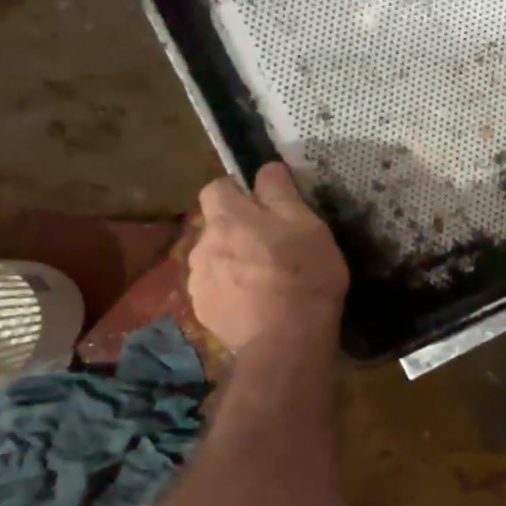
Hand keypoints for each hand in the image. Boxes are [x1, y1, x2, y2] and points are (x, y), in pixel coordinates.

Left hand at [189, 163, 348, 353]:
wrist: (285, 338)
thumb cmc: (304, 274)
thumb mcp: (308, 226)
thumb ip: (281, 194)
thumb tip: (266, 167)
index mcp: (228, 219)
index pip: (216, 187)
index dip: (238, 189)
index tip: (264, 201)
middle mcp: (202, 244)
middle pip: (216, 224)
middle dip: (239, 227)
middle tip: (275, 241)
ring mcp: (198, 278)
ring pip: (215, 255)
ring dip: (235, 257)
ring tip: (268, 274)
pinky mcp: (202, 307)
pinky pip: (215, 284)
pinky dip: (232, 285)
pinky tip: (258, 298)